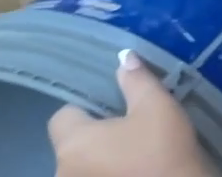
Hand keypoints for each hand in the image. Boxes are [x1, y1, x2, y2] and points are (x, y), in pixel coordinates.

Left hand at [48, 50, 212, 176]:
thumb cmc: (160, 146)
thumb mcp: (156, 106)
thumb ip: (136, 81)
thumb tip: (123, 58)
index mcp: (74, 142)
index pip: (62, 116)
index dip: (86, 106)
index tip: (116, 105)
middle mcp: (61, 170)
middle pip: (73, 141)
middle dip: (98, 132)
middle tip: (134, 126)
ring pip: (81, 163)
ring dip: (101, 155)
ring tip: (136, 150)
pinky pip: (90, 176)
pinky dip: (106, 171)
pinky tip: (133, 170)